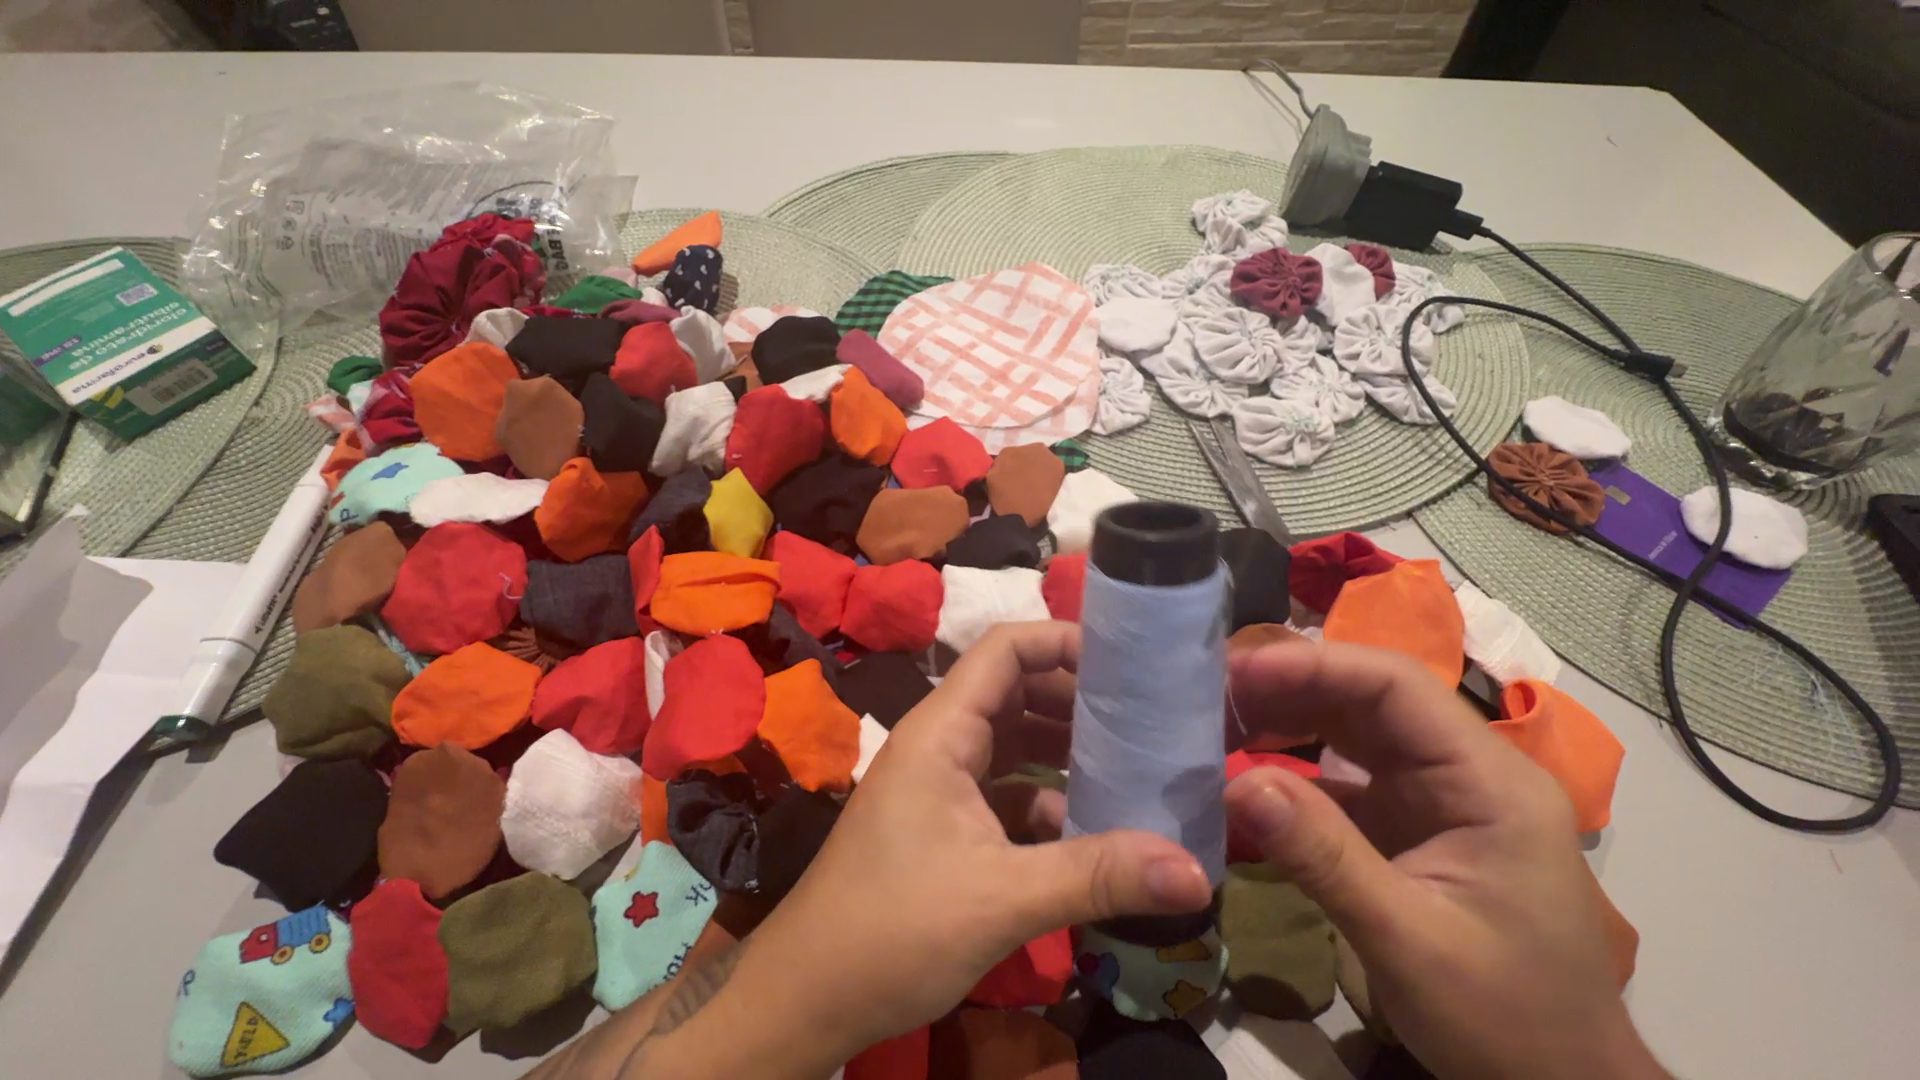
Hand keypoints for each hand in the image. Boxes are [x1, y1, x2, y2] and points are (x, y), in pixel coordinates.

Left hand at [721, 621, 1213, 1071]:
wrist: (808, 997)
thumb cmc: (893, 929)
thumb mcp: (1003, 898)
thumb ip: (1098, 876)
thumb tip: (1197, 872)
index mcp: (942, 731)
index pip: (1005, 650)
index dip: (1063, 642)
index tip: (1129, 664)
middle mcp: (940, 744)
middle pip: (1015, 692)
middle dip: (1078, 698)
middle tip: (1148, 717)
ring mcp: (939, 785)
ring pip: (1012, 743)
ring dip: (1065, 750)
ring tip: (1134, 764)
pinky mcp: (943, 825)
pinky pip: (1004, 791)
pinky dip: (1045, 799)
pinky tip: (1088, 829)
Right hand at [1224, 642, 1665, 1079]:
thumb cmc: (1506, 1020)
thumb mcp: (1409, 941)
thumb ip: (1324, 858)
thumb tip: (1235, 783)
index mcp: (1488, 781)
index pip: (1397, 687)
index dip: (1315, 666)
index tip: (1239, 670)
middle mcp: (1463, 770)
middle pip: (1368, 698)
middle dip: (1287, 686)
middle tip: (1207, 692)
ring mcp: (1434, 795)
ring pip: (1350, 728)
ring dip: (1283, 717)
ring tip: (1214, 719)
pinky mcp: (1407, 822)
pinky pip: (1341, 773)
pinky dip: (1289, 764)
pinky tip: (1242, 766)